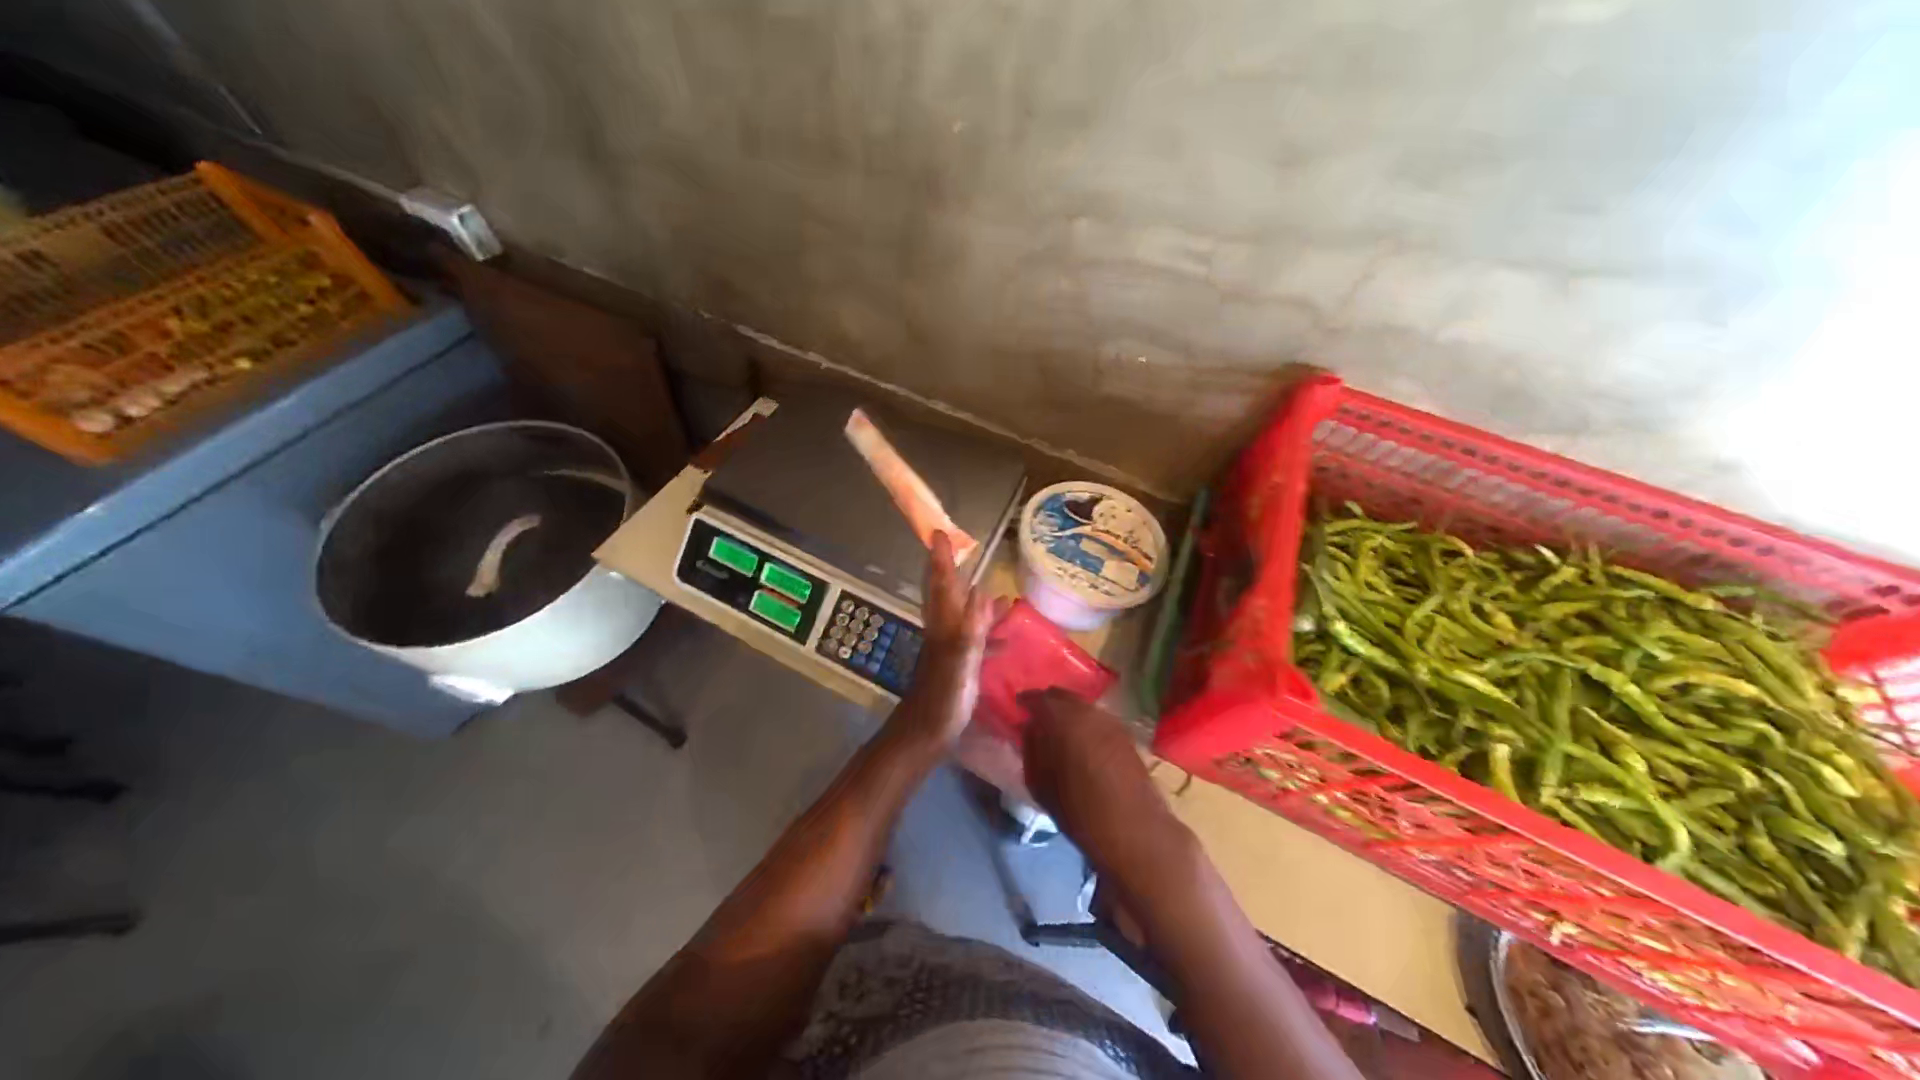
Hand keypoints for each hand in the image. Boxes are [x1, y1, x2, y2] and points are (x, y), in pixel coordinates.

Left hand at [892, 531, 992, 747]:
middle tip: (958, 550)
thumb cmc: (942, 702)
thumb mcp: (959, 664)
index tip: (939, 532)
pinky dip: (988, 633)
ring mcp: (949, 651)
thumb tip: (979, 591)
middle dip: (951, 571)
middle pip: (945, 594)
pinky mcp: (956, 669)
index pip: (943, 586)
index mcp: (944, 629)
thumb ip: (970, 630)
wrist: (922, 738)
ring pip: (961, 617)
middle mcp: (944, 633)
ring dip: (974, 601)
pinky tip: (1005, 637)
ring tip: (997, 592)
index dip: (942, 560)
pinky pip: (975, 641)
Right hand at [1020, 689, 1188, 876]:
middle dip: (1049, 703)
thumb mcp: (1039, 782)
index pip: (1037, 697)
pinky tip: (1082, 742)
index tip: (1018, 709)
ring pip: (1083, 707)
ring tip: (1060, 731)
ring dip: (1070, 713)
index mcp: (1061, 717)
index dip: (1025, 701)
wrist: (1133, 828)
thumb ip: (1031, 748)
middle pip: (1063, 696)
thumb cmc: (1077, 808)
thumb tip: (1031, 728)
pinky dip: (1087, 724)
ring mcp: (1111, 720)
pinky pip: (1099, 720)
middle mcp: (1087, 710)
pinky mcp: (1127, 735)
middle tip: (1038, 718)